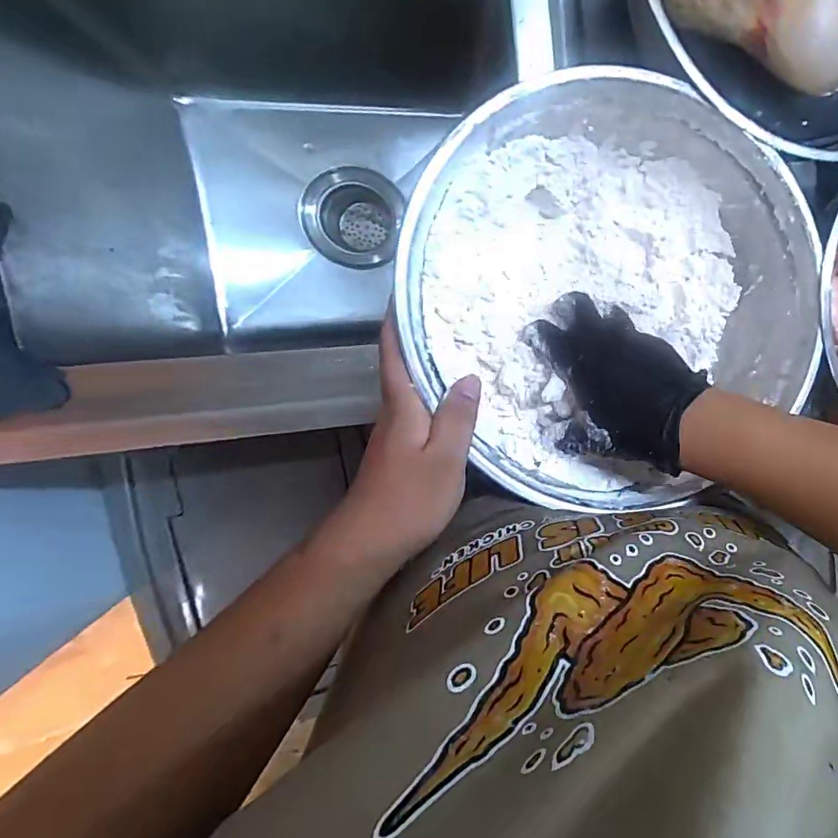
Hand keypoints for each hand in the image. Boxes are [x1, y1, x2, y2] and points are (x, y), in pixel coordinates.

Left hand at [307, 316, 479, 573]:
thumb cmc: (409, 499)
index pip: (394, 355)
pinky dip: (435, 398)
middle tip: (453, 317)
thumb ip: (458, 417)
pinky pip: (420, 412)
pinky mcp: (399, 453)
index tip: (405, 293)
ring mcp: (394, 435)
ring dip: (430, 369)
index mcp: (402, 407)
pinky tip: (456, 404)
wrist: (368, 544)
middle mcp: (394, 414)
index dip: (397, 323)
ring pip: (413, 391)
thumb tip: (469, 376)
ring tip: (462, 352)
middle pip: (404, 368)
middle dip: (421, 340)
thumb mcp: (445, 457)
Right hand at [530, 292, 707, 474]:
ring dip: (601, 321)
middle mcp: (600, 343)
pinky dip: (626, 338)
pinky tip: (630, 353)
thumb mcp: (596, 437)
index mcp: (578, 364)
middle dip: (567, 308)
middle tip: (565, 316)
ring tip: (601, 335)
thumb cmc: (632, 428)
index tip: (535, 336)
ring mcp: (627, 338)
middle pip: (577, 306)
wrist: (679, 416)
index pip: (547, 337)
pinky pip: (632, 332)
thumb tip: (561, 431)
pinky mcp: (651, 341)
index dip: (538, 334)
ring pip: (608, 314)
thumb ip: (574, 431)